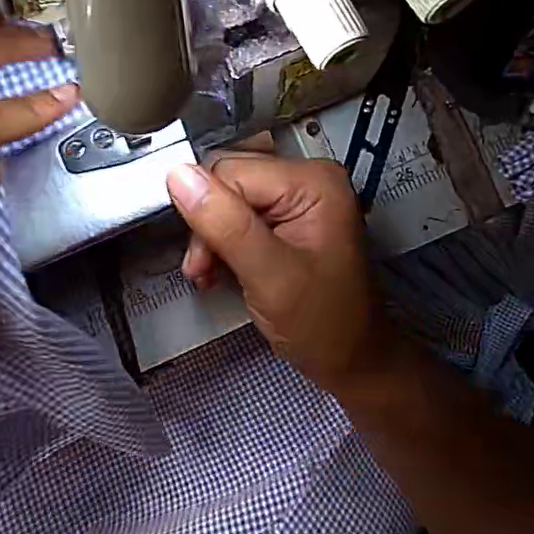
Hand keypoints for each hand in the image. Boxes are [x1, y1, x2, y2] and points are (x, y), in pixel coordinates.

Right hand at [166, 155, 400, 391]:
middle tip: (207, 269)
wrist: (353, 360)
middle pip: (227, 182)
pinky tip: (224, 267)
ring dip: (212, 238)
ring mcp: (299, 198)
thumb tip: (180, 177)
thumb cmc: (326, 326)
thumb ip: (226, 224)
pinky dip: (224, 242)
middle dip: (208, 227)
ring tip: (214, 273)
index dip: (206, 213)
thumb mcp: (270, 276)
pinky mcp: (289, 216)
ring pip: (227, 199)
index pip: (230, 172)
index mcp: (313, 181)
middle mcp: (307, 179)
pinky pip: (239, 214)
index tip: (203, 259)